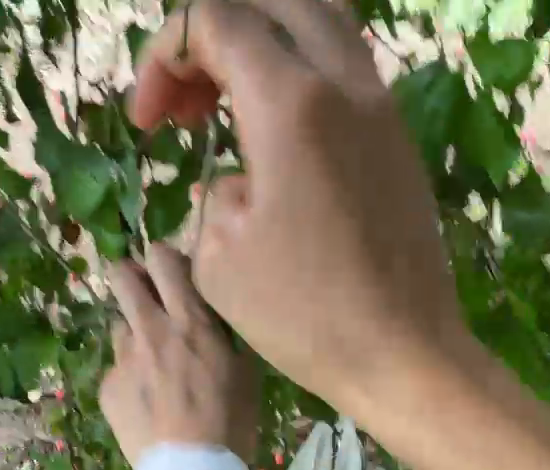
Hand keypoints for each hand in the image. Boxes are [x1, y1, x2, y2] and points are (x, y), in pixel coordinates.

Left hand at [101, 243, 257, 466]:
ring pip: (119, 325)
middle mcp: (151, 330)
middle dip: (133, 280)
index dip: (165, 261)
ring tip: (154, 368)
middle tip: (150, 304)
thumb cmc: (230, 424)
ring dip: (134, 335)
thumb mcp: (246, 372)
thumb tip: (213, 316)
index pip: (161, 256)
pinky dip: (130, 380)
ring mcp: (123, 359)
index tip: (175, 280)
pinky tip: (148, 406)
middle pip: (121, 274)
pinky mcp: (108, 388)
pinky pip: (116, 370)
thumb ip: (224, 334)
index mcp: (190, 320)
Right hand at [129, 0, 477, 418]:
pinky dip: (300, 80)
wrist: (401, 354)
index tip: (148, 126)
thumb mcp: (219, 258)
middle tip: (185, 104)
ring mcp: (381, 109)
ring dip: (261, 48)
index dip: (163, 57)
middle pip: (271, 3)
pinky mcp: (398, 141)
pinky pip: (345, 71)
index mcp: (292, 104)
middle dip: (211, 37)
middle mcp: (345, 84)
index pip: (214, 19)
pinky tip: (275, 142)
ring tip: (228, 109)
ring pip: (319, 25)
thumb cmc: (304, 316)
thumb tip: (241, 180)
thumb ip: (215, 191)